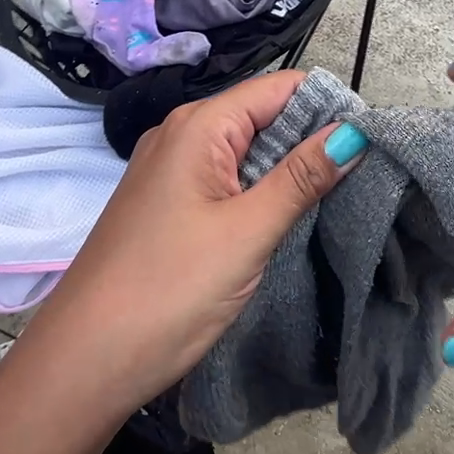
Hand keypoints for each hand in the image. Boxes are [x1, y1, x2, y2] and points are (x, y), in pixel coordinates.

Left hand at [0, 70, 361, 453]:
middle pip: (264, 115)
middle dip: (312, 139)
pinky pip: (226, 177)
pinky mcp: (167, 203)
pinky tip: (285, 217)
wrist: (81, 366)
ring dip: (288, 168)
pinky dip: (259, 189)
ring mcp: (170, 169)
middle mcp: (182, 133)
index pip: (281, 87)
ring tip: (334, 195)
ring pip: (247, 149)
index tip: (372, 139)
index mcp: (200, 125)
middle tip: (362, 173)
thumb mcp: (248, 232)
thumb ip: (303, 177)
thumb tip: (357, 131)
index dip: (328, 106)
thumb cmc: (168, 290)